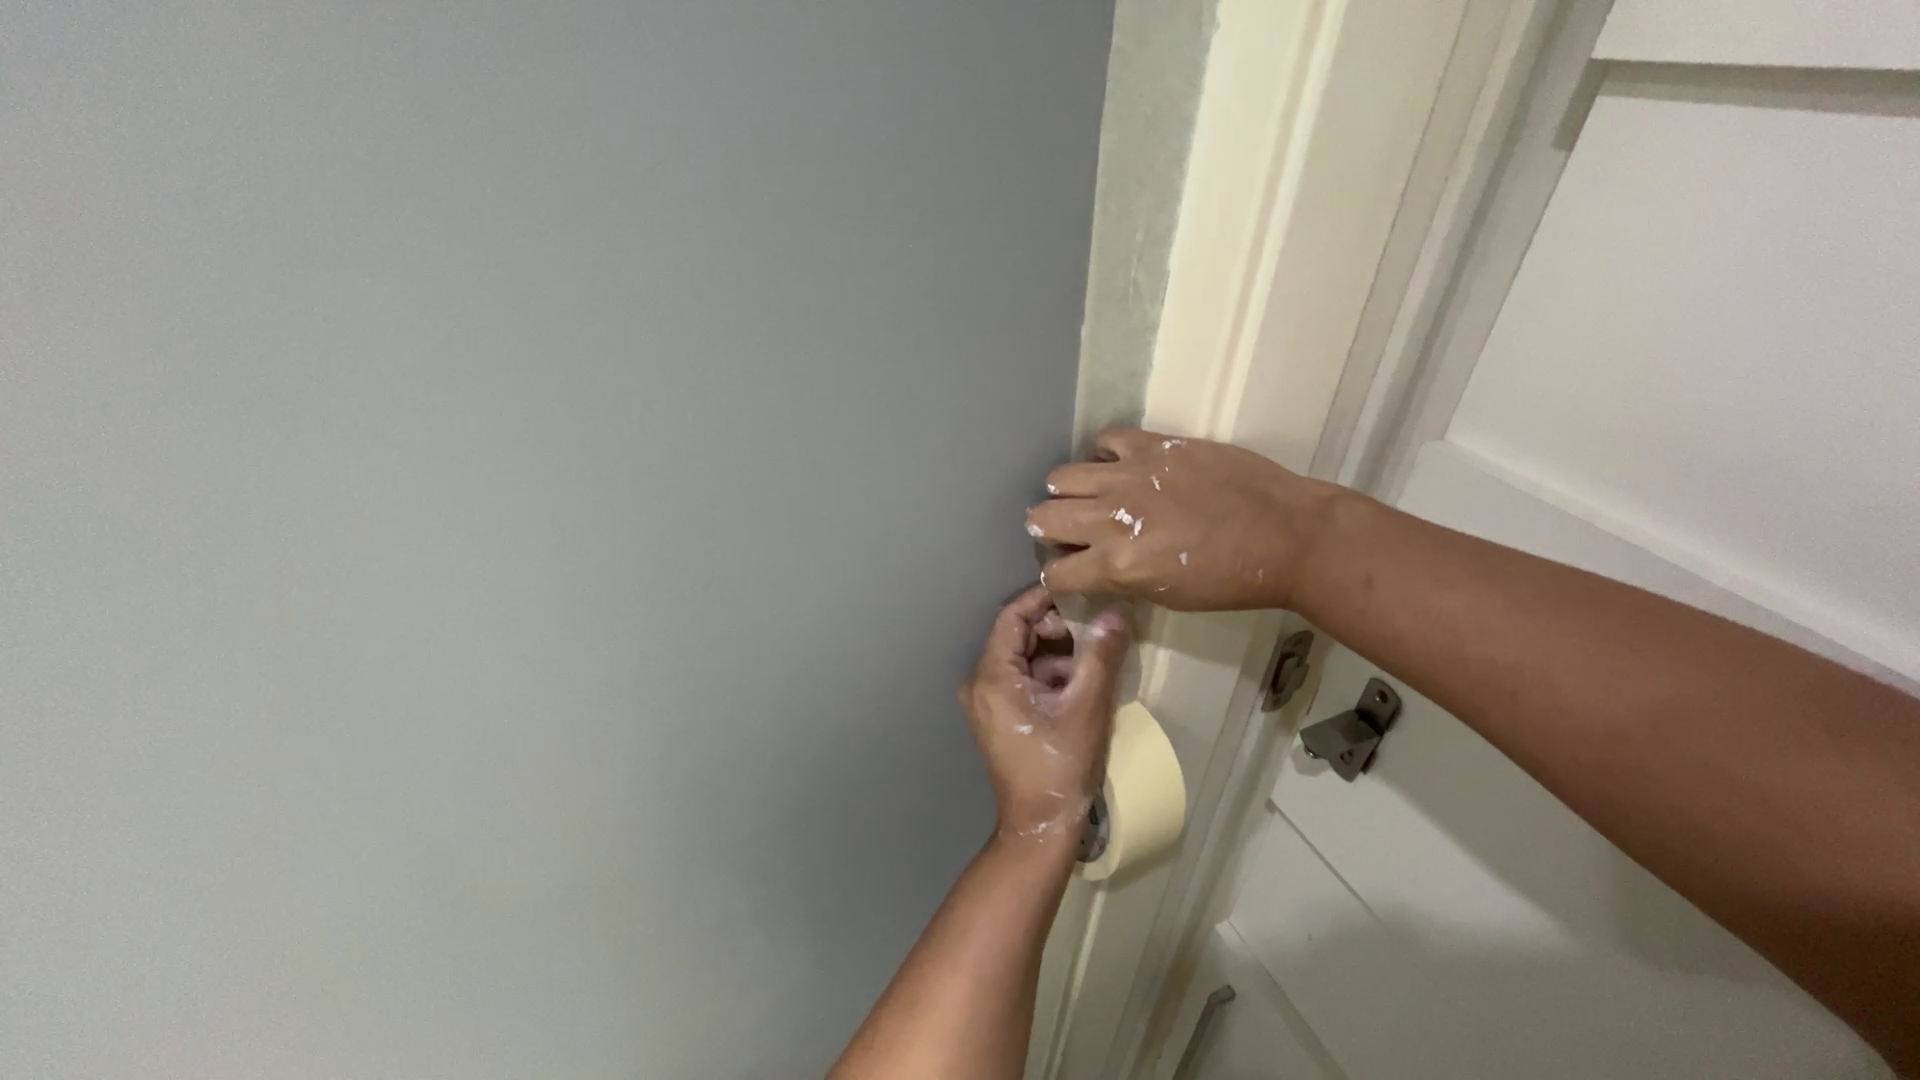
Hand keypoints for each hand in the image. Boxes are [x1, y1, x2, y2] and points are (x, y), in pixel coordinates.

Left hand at [959, 586, 1131, 843]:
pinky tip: (1083, 687)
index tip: (1080, 593)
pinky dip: (1052, 678)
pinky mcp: (1000, 718)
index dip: (1044, 600)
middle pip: (1018, 637)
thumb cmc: (1059, 765)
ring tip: (1096, 660)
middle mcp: (981, 684)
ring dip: (1060, 656)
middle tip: (1095, 632)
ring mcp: (988, 703)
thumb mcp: (1087, 706)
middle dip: (1057, 631)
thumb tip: (1116, 611)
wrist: (1040, 826)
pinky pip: (1024, 682)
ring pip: (1025, 660)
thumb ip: (1101, 655)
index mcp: (992, 676)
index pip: (1012, 617)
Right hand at [1026, 428, 1343, 610]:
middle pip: (1042, 518)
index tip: (1070, 571)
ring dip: (1069, 492)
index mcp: (1116, 565)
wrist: (1286, 535)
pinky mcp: (1153, 445)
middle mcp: (1110, 518)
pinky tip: (1124, 466)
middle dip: (1048, 530)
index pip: (1054, 573)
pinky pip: (1106, 439)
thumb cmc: (1230, 580)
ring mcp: (1129, 475)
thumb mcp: (1166, 596)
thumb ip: (1120, 578)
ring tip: (1092, 496)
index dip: (1059, 576)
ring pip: (1061, 476)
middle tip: (1070, 531)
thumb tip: (1096, 567)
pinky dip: (1106, 454)